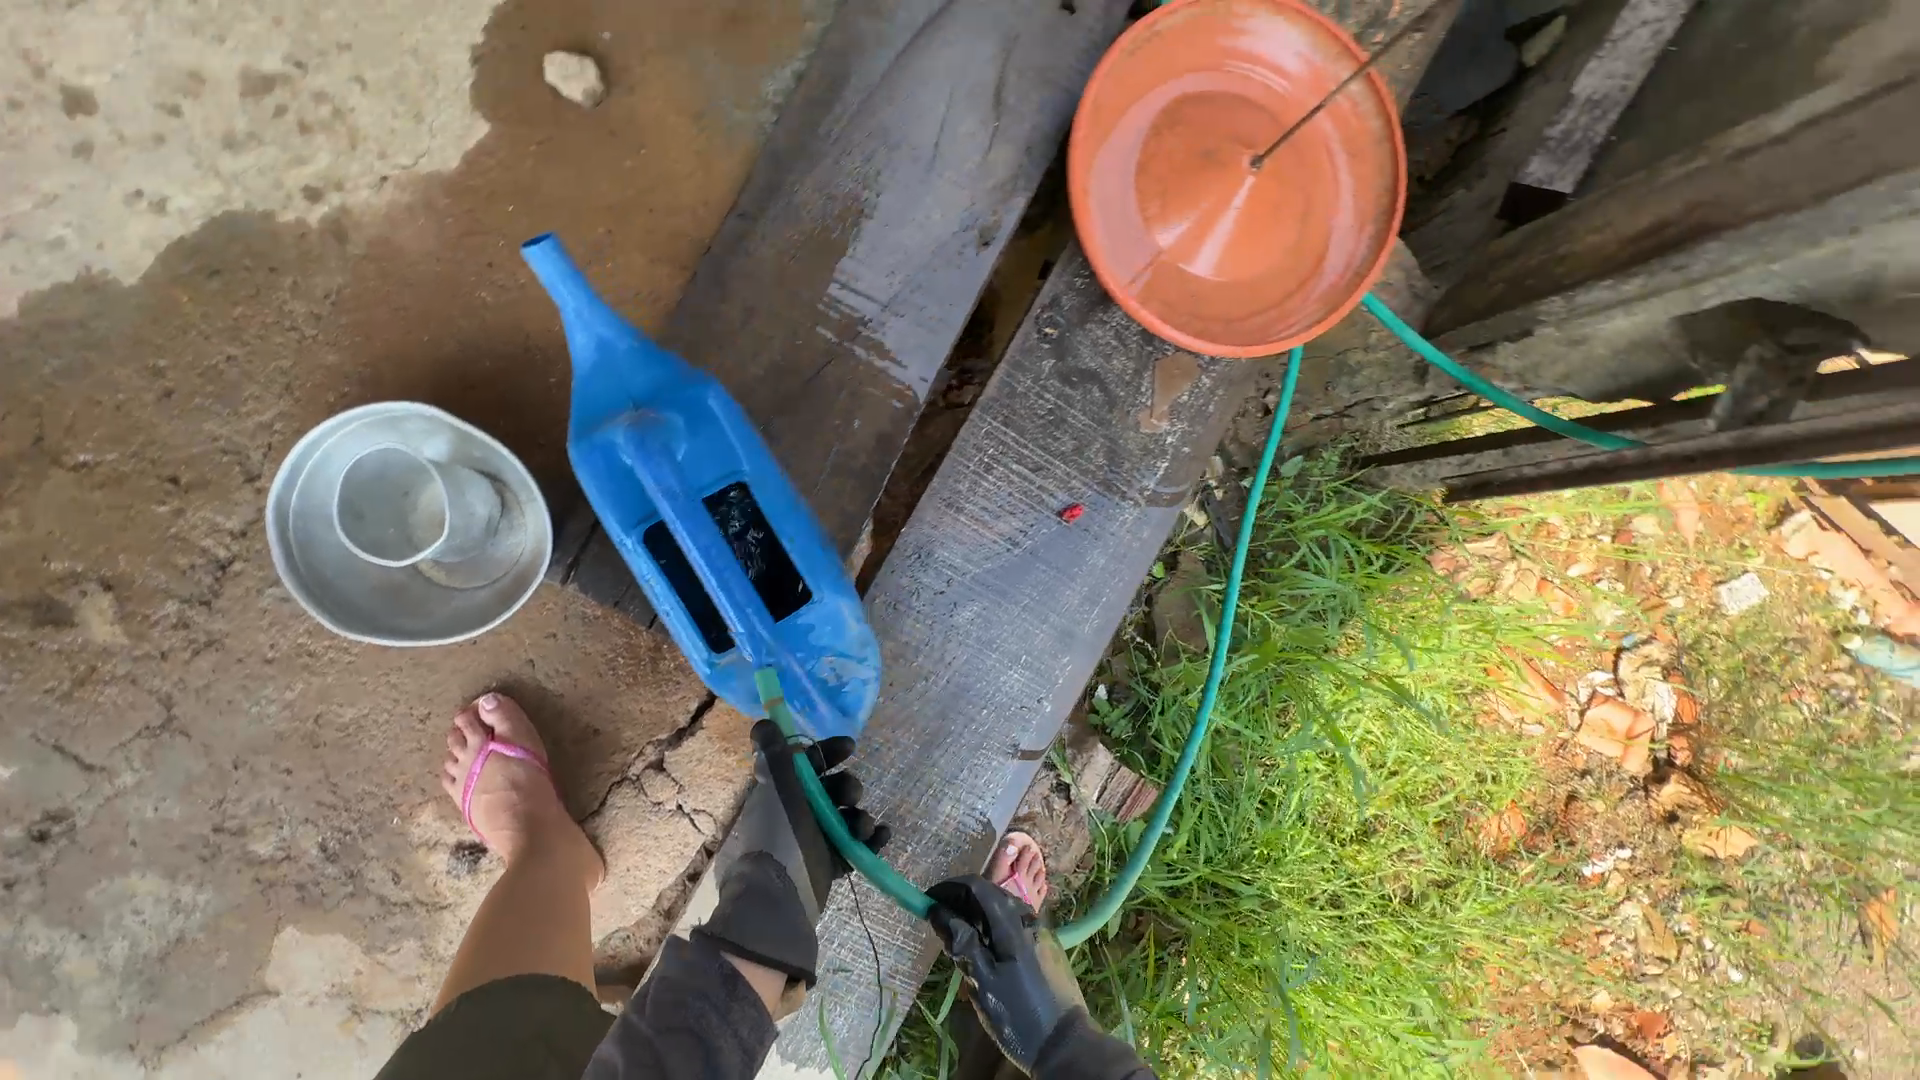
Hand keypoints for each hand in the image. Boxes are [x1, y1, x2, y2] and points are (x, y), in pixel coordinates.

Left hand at [752, 720, 891, 916]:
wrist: (779, 895)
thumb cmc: (780, 833)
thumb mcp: (778, 787)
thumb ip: (776, 754)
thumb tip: (763, 721)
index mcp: (783, 791)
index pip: (808, 762)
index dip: (829, 752)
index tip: (850, 747)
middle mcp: (798, 811)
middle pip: (833, 789)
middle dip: (849, 787)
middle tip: (851, 796)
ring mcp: (815, 839)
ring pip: (847, 817)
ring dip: (861, 817)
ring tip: (862, 828)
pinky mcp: (829, 864)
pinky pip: (857, 846)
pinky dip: (871, 840)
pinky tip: (882, 836)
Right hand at [928, 875, 1086, 1072]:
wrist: (1065, 1045)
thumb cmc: (1019, 1015)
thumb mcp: (983, 982)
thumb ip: (962, 943)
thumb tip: (939, 911)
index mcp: (1012, 921)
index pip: (976, 886)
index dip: (949, 889)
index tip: (928, 902)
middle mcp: (1029, 916)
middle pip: (989, 894)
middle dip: (961, 901)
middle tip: (940, 921)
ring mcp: (1040, 929)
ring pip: (1002, 909)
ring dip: (977, 915)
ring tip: (958, 936)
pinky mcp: (1045, 944)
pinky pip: (1013, 923)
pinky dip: (993, 926)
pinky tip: (984, 949)